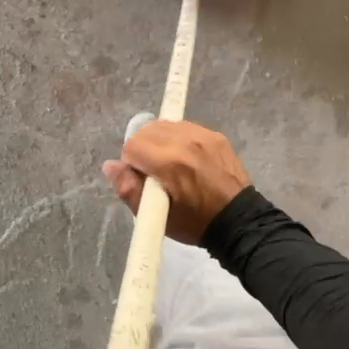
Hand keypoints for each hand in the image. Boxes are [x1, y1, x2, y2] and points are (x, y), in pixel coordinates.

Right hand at [101, 121, 252, 245]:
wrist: (238, 221)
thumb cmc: (194, 223)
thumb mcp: (155, 216)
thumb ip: (128, 189)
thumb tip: (110, 166)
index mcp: (169, 162)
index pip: (132, 146)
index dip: (131, 164)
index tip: (142, 180)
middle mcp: (185, 141)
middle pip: (147, 130)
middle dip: (143, 149)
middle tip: (153, 172)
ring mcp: (203, 135)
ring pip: (165, 125)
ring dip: (159, 142)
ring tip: (169, 164)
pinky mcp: (215, 136)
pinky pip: (185, 127)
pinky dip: (178, 139)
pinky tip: (186, 159)